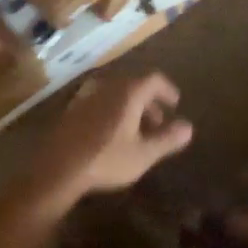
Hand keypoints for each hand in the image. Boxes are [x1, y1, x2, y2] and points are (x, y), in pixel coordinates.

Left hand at [25, 73, 193, 204]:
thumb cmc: (106, 159)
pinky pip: (99, 101)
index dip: (167, 90)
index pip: (154, 79)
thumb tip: (188, 127)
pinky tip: (111, 132)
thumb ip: (167, 139)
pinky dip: (112, 110)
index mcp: (128, 92)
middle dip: (149, 102)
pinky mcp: (72, 108)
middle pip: (134, 85)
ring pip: (116, 93)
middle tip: (157, 122)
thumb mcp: (143, 154)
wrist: (58, 168)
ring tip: (135, 129)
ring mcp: (87, 95)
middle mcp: (108, 86)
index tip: (175, 104)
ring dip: (130, 106)